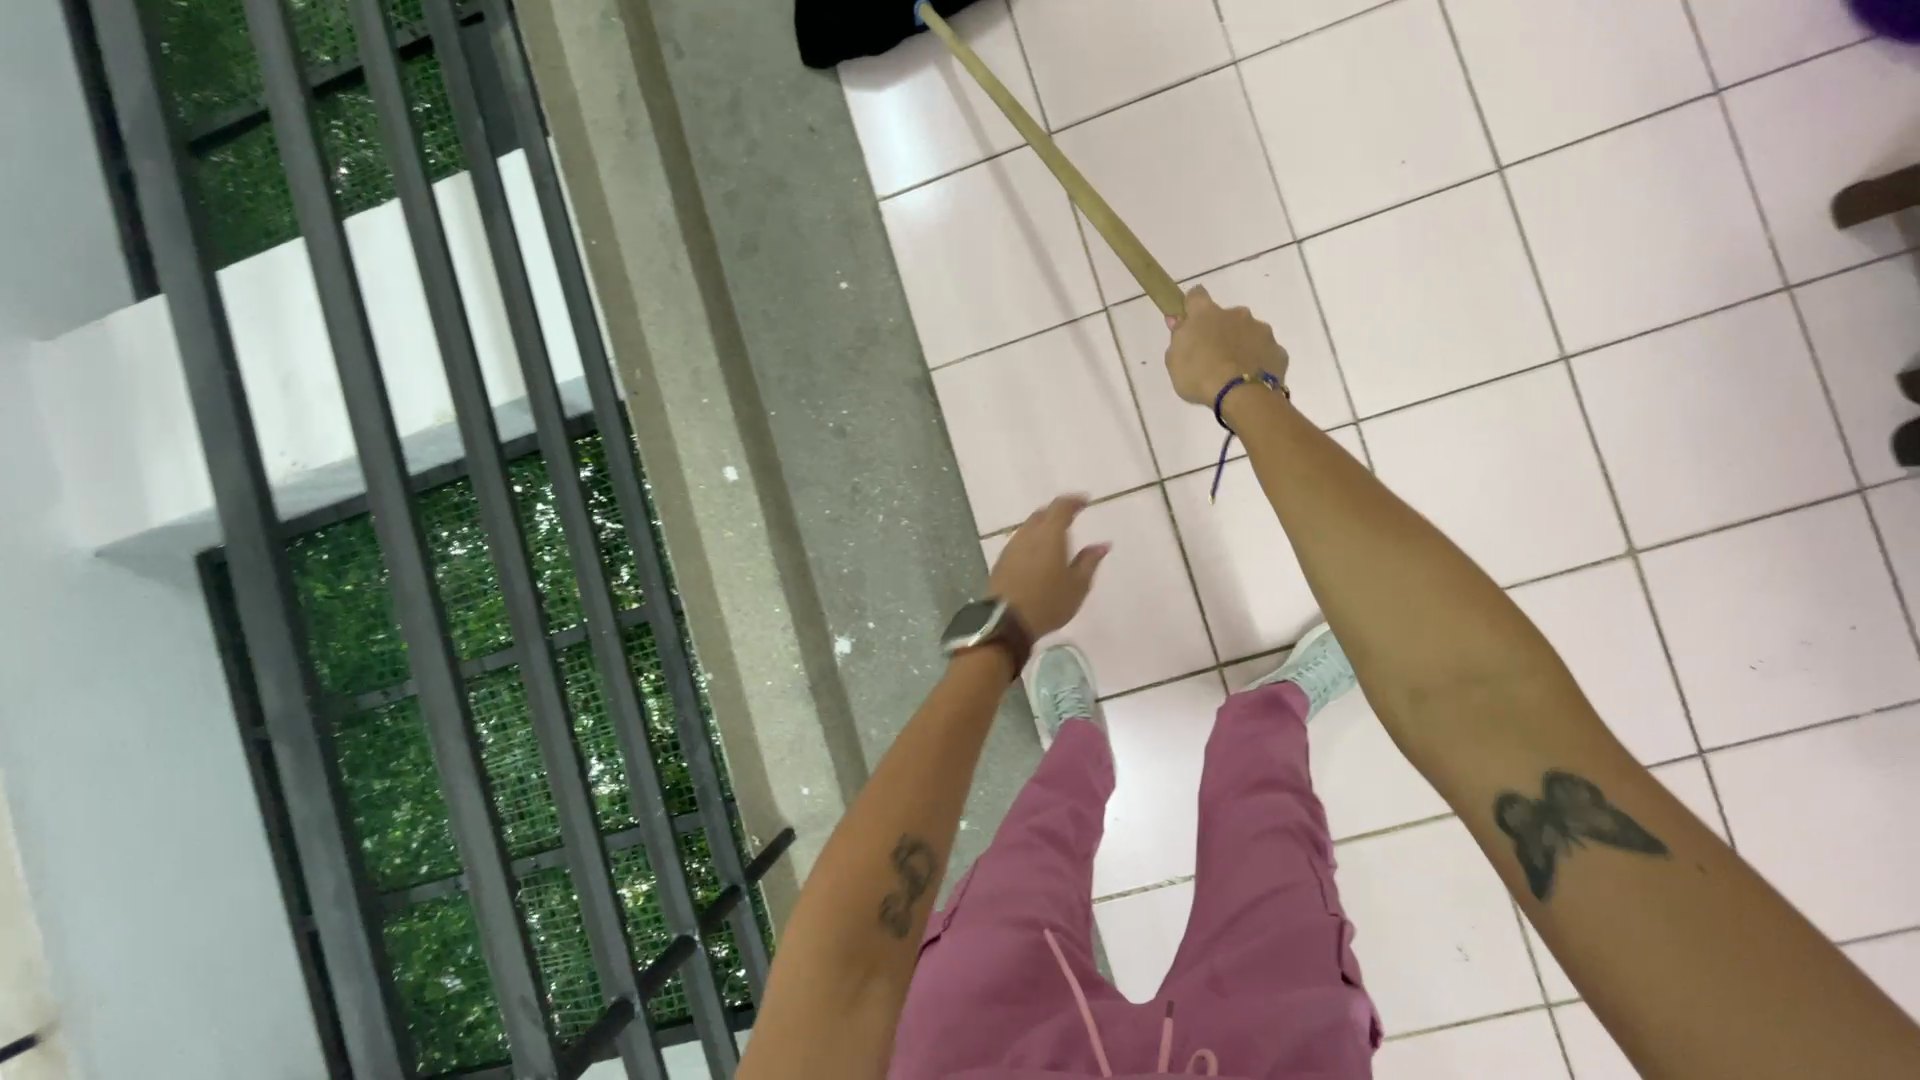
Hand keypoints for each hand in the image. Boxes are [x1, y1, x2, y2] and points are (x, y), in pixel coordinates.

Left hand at [988, 495, 1110, 638]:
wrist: (1006, 621)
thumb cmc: (1049, 602)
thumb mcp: (1078, 585)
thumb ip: (1090, 561)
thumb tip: (1102, 544)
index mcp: (1050, 534)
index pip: (1061, 506)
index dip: (1074, 501)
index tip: (1085, 502)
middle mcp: (1028, 534)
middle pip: (1042, 513)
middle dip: (1057, 512)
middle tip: (1071, 518)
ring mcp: (1011, 546)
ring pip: (1028, 527)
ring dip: (1042, 526)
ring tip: (1056, 538)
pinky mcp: (1001, 560)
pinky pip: (1019, 541)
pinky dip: (1031, 540)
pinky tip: (1038, 554)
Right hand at [1164, 285, 1290, 405]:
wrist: (1242, 396)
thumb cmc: (1200, 376)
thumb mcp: (1174, 360)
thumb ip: (1178, 337)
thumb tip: (1178, 320)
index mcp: (1206, 313)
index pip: (1196, 295)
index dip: (1192, 306)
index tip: (1189, 321)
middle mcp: (1237, 314)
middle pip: (1226, 316)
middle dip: (1220, 330)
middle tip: (1212, 356)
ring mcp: (1261, 330)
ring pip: (1248, 332)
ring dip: (1240, 344)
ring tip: (1233, 371)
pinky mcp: (1277, 349)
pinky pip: (1264, 351)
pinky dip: (1257, 360)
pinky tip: (1250, 378)